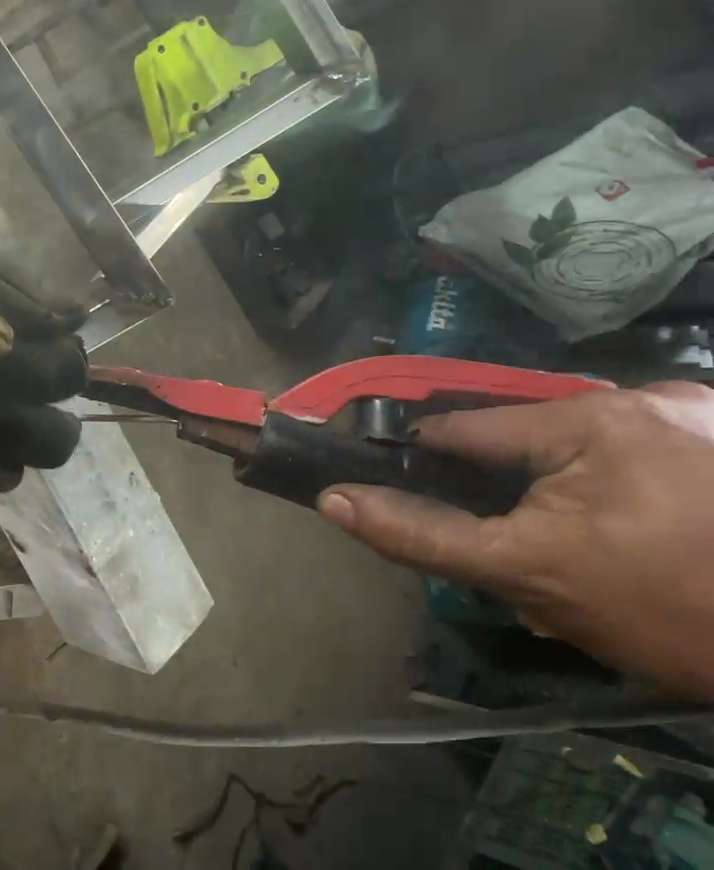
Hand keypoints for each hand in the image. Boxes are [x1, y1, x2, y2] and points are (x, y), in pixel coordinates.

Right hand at [319, 382, 713, 698]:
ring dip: (566, 493)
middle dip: (511, 492)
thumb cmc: (677, 612)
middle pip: (526, 438)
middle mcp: (653, 395)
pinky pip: (642, 454)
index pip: (461, 430)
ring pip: (583, 448)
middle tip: (530, 553)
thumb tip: (331, 498)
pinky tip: (647, 539)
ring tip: (592, 554)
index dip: (427, 472)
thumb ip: (423, 534)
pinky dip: (624, 490)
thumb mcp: (531, 576)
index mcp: (593, 417)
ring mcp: (708, 416)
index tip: (425, 514)